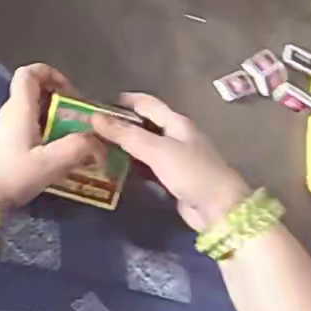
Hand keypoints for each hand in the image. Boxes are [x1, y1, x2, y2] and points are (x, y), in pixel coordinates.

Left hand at [0, 64, 104, 208]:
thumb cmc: (12, 174)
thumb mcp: (50, 163)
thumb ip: (78, 148)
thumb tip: (98, 142)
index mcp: (20, 107)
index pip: (29, 72)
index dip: (51, 73)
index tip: (70, 92)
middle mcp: (12, 111)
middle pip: (37, 92)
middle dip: (61, 101)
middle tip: (81, 119)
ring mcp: (8, 127)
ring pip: (36, 111)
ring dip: (57, 119)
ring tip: (77, 138)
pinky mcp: (8, 143)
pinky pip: (32, 128)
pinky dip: (48, 133)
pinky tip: (61, 153)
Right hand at [89, 93, 253, 232]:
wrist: (219, 209)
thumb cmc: (191, 172)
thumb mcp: (157, 150)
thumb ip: (126, 134)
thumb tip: (95, 117)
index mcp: (176, 122)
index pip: (146, 103)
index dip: (122, 101)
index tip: (96, 105)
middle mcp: (175, 135)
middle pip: (143, 123)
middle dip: (120, 123)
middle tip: (92, 128)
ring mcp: (175, 156)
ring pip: (144, 144)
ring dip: (123, 144)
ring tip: (97, 146)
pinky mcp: (172, 176)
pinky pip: (147, 163)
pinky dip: (131, 162)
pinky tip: (115, 167)